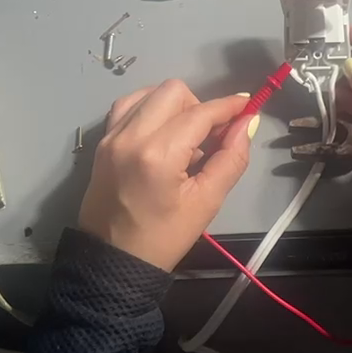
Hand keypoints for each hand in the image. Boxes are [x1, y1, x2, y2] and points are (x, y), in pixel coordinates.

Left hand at [78, 80, 255, 270]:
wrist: (111, 261)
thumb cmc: (163, 238)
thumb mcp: (206, 202)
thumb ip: (231, 158)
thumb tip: (248, 122)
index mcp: (158, 155)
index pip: (200, 113)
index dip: (228, 106)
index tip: (247, 104)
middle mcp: (131, 136)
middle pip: (174, 91)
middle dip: (199, 105)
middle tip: (210, 136)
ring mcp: (112, 135)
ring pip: (150, 91)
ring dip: (174, 105)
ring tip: (184, 137)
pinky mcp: (103, 139)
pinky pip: (129, 105)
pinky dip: (150, 108)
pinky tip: (161, 131)